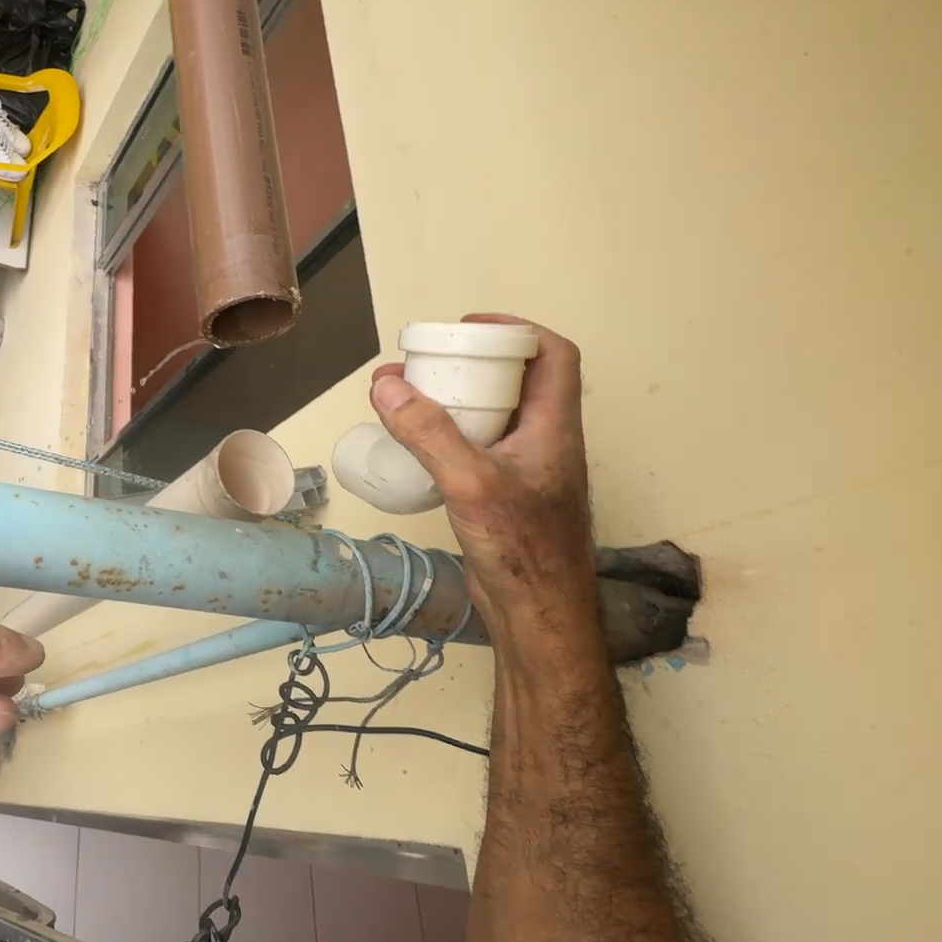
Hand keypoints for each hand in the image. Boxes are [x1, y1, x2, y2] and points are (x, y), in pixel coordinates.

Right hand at [367, 315, 600, 657]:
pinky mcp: (502, 494)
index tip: (466, 329)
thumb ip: (429, 433)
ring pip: (491, 416)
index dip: (517, 331)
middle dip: (467, 364)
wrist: (537, 613)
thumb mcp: (470, 482)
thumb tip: (387, 383)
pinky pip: (475, 446)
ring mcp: (523, 470)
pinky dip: (444, 433)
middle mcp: (544, 441)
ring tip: (405, 397)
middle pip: (515, 382)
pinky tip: (413, 444)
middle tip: (420, 363)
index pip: (554, 357)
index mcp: (554, 427)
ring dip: (451, 400)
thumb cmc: (520, 547)